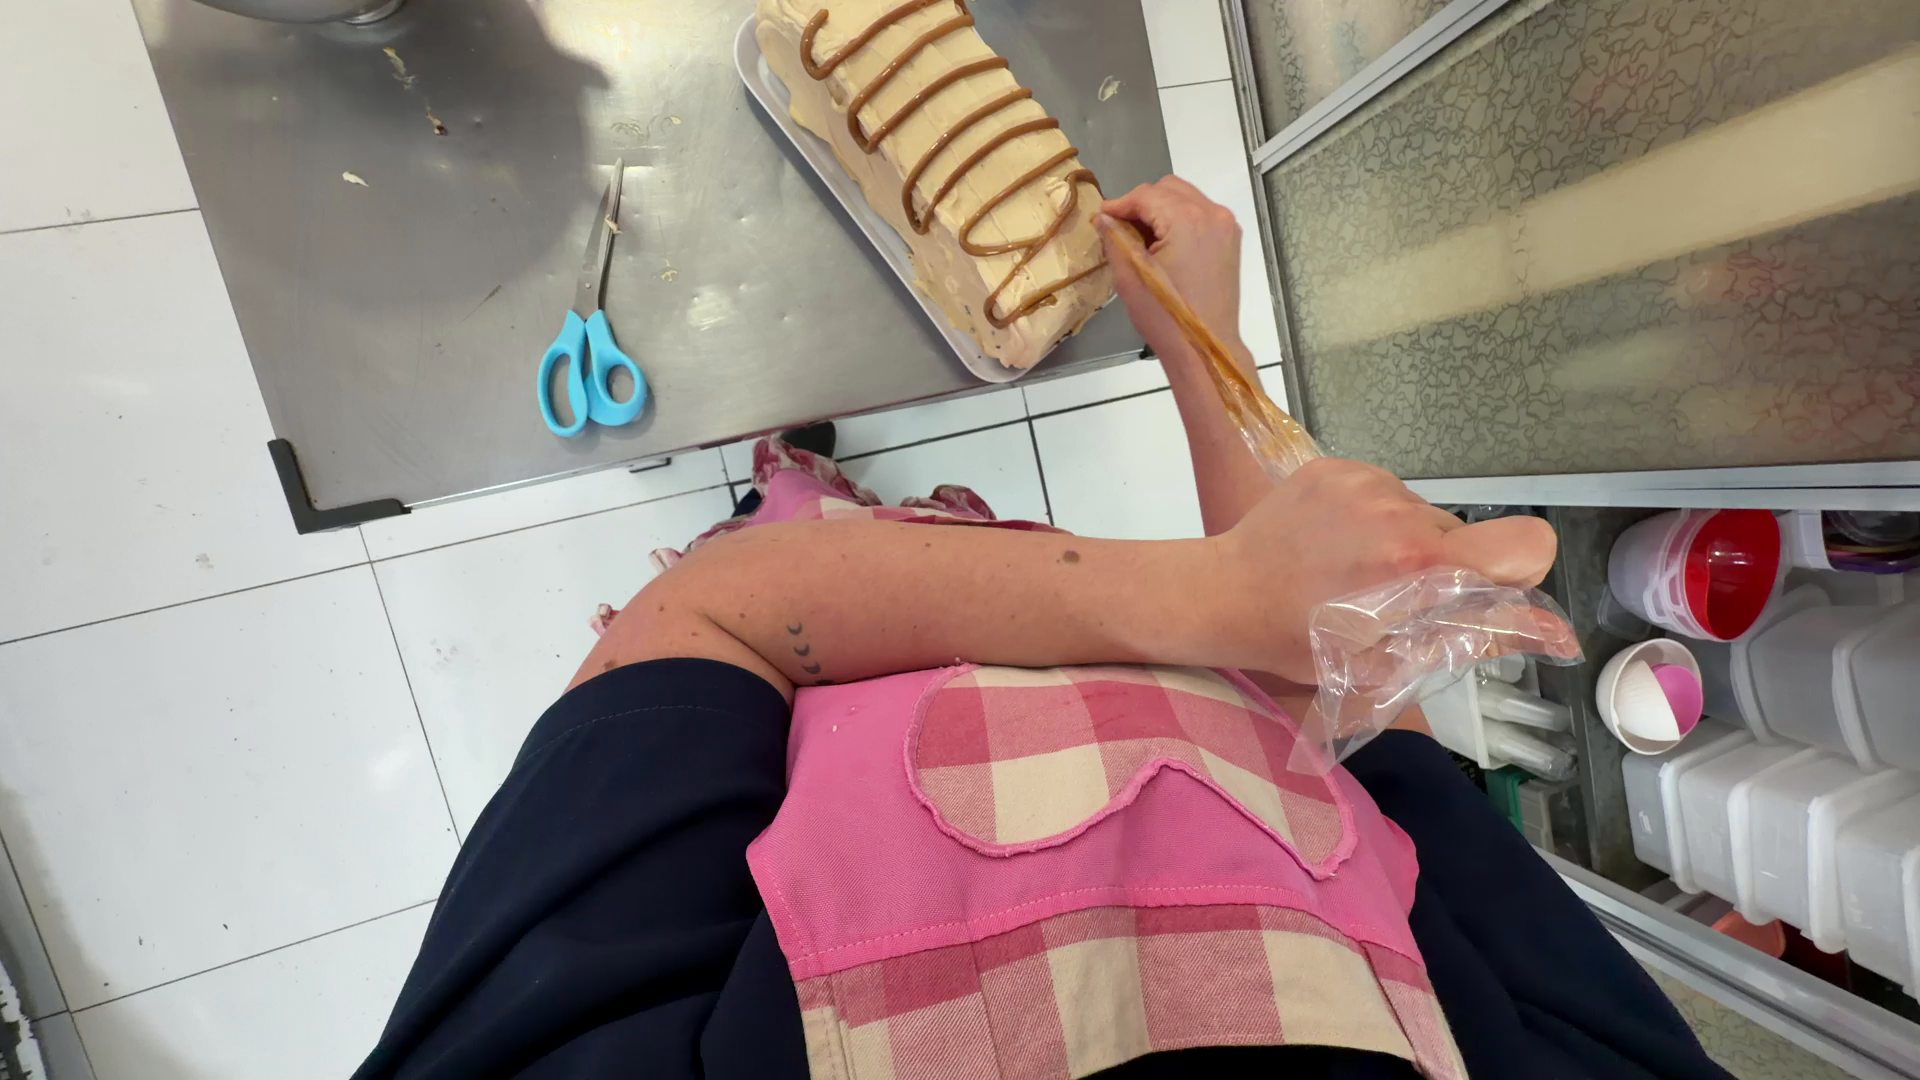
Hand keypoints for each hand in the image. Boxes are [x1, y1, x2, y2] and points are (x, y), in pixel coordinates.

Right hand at [1101, 177, 1242, 364]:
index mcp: (1186, 220)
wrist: (1203, 346)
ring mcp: (1225, 225)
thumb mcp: (1130, 278)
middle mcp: (1211, 213)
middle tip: (1120, 230)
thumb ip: (1115, 240)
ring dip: (1160, 210)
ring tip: (1142, 240)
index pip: (1146, 195)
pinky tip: (1165, 246)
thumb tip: (1105, 218)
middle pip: (1168, 189)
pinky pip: (1200, 214)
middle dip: (1141, 204)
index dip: (1119, 204)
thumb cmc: (1165, 318)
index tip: (1101, 218)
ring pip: (1185, 198)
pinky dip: (1179, 220)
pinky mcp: (1230, 239)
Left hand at [1211, 459, 1559, 682]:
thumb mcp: (1383, 660)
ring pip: (1420, 511)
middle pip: (1464, 532)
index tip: (1475, 591)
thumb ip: (1467, 640)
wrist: (1222, 593)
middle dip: (1442, 563)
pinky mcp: (1333, 467)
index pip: (1528, 543)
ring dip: (1403, 537)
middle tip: (1388, 590)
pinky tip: (1330, 541)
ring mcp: (1362, 482)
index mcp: (1416, 564)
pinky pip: (1382, 489)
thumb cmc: (1294, 638)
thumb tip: (1554, 634)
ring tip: (1348, 565)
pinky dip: (1370, 514)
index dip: (1516, 571)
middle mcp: (1396, 511)